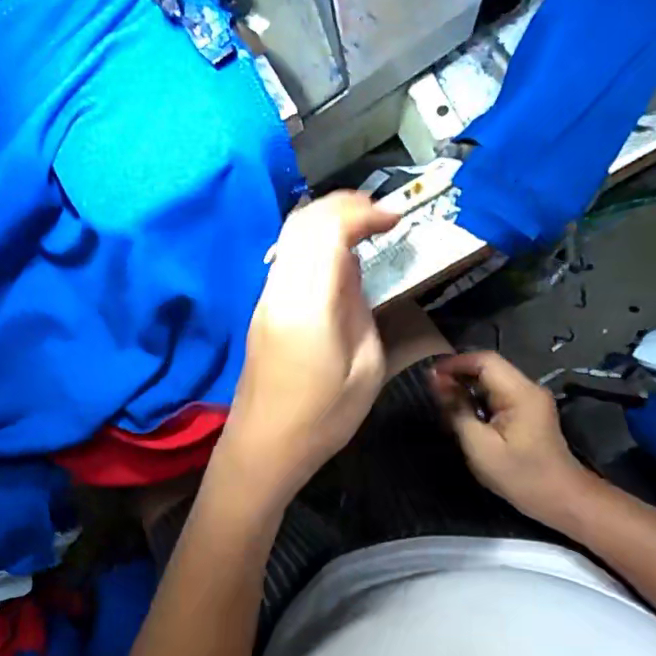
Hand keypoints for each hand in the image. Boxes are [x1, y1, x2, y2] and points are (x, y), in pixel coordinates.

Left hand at [220, 192, 399, 501]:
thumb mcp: (366, 368)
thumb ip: (362, 309)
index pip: (327, 229)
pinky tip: (336, 261)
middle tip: (380, 216)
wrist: (263, 449)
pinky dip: (313, 244)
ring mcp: (265, 299)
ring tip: (363, 231)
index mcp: (308, 304)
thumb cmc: (322, 419)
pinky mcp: (261, 311)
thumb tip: (353, 273)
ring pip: (290, 237)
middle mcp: (279, 291)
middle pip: (303, 222)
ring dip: (326, 222)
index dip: (363, 212)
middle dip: (344, 206)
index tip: (394, 219)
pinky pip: (286, 258)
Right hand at [431, 350, 599, 530]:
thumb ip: (457, 410)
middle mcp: (529, 389)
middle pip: (490, 367)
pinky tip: (462, 409)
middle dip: (459, 373)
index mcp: (520, 393)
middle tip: (432, 388)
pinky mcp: (528, 412)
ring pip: (493, 380)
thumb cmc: (518, 474)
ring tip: (442, 397)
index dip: (455, 363)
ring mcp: (531, 400)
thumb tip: (438, 382)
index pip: (485, 361)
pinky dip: (478, 397)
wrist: (559, 498)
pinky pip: (499, 394)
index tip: (430, 375)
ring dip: (467, 385)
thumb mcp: (480, 445)